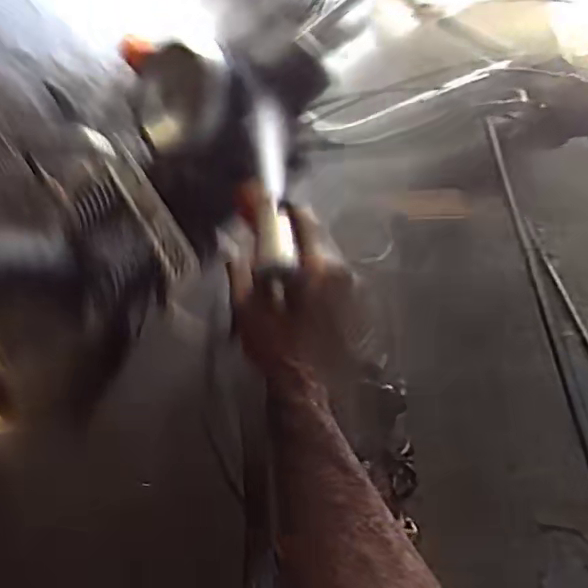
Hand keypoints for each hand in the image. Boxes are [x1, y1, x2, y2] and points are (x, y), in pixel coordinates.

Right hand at [228, 204, 362, 396]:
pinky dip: (306, 265)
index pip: (300, 219)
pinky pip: (326, 271)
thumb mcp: (248, 310)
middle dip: (284, 225)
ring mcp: (351, 288)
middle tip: (258, 222)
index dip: (274, 206)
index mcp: (317, 268)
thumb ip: (241, 273)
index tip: (255, 197)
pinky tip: (288, 277)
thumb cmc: (277, 349)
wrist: (308, 389)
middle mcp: (340, 271)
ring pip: (320, 252)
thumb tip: (235, 249)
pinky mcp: (352, 303)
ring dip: (295, 246)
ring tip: (269, 252)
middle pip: (313, 232)